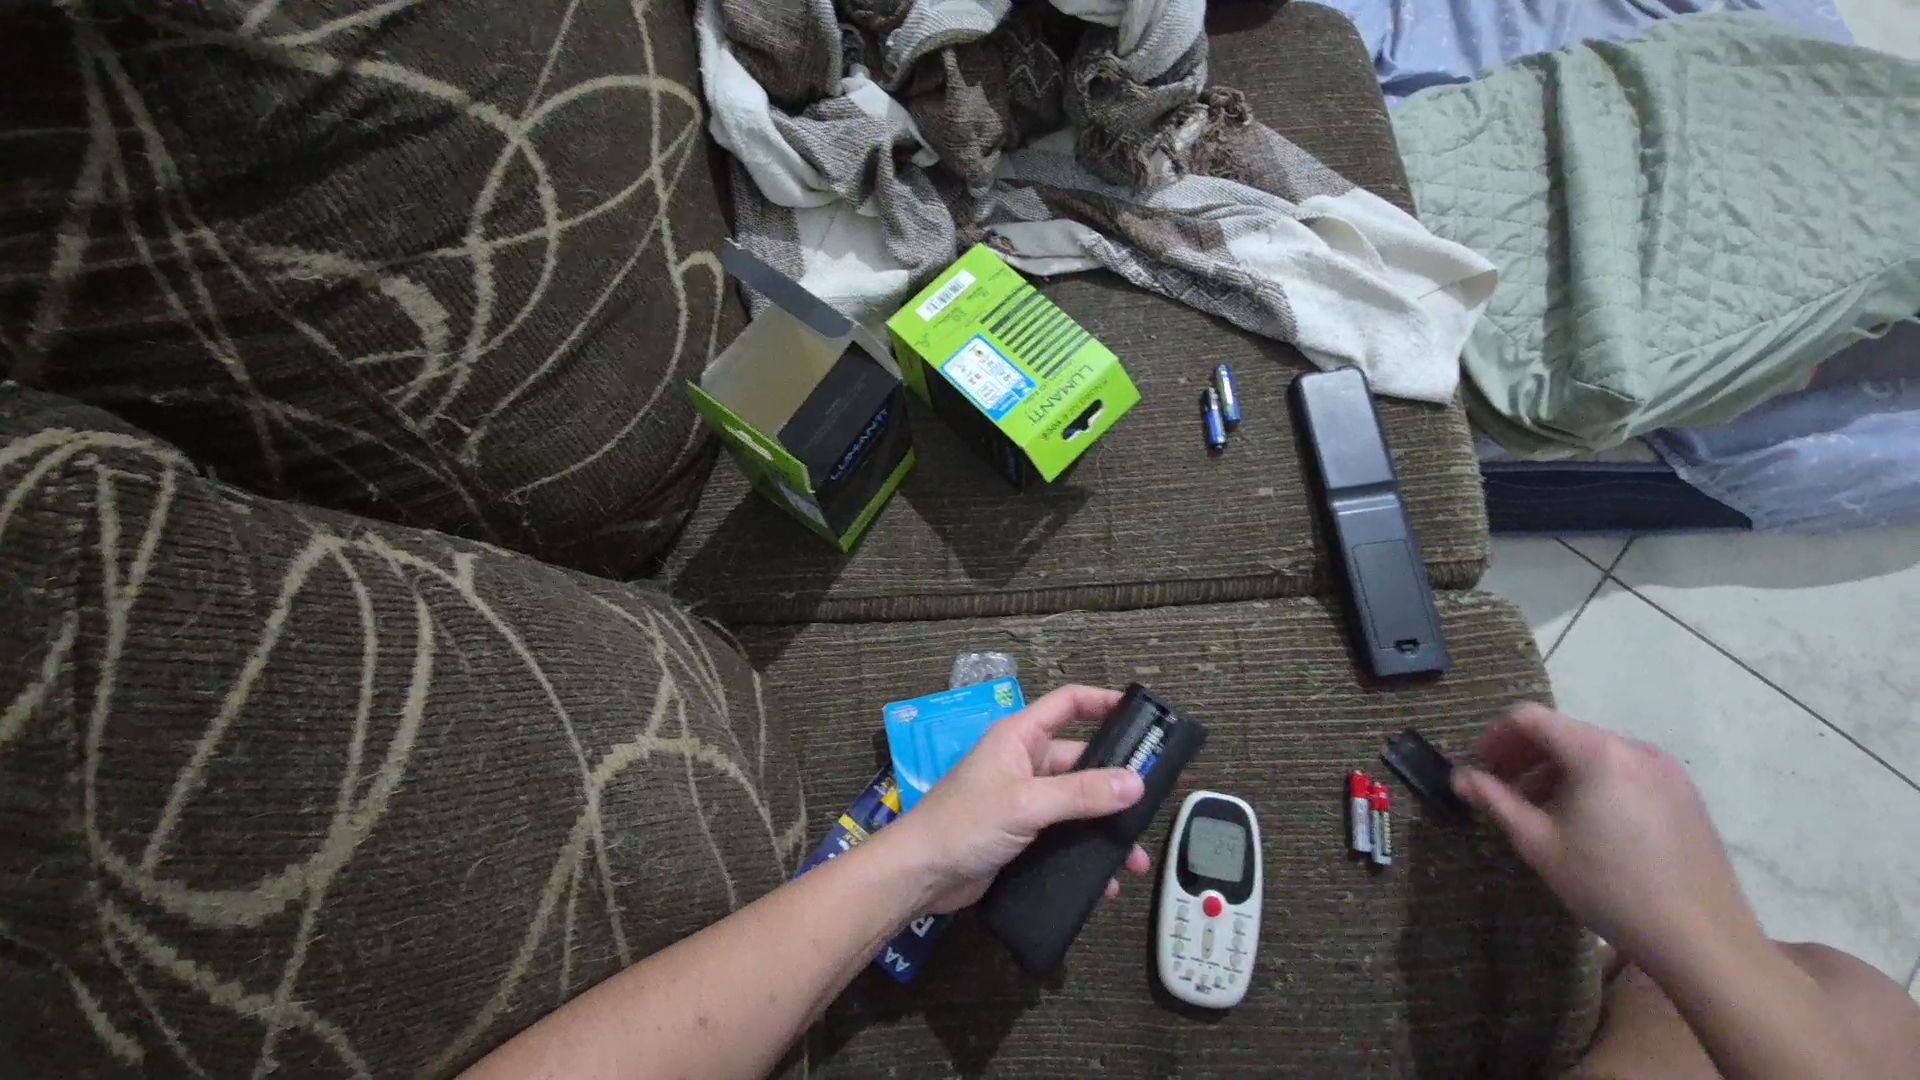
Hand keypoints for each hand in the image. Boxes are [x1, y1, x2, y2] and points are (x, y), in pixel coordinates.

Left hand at [886, 684, 1150, 914]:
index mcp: (1020, 737)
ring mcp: (1024, 800)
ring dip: (1105, 828)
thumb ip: (1080, 794)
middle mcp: (1025, 763)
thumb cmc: (963, 824)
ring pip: (1078, 805)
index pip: (1068, 704)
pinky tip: (1105, 880)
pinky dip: (1086, 854)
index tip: (1142, 715)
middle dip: (1116, 785)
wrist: (919, 875)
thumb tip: (1135, 782)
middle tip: (1153, 805)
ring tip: (1134, 860)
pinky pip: (1065, 836)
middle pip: (1082, 762)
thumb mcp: (1025, 804)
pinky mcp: (1024, 835)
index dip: (1103, 702)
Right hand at [1450, 704, 1762, 971]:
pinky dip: (1590, 781)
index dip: (1494, 736)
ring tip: (1539, 809)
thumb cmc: (1609, 886)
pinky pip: (1623, 770)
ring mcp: (1667, 772)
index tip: (1478, 767)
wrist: (1704, 941)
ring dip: (1554, 769)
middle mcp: (1634, 749)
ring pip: (1592, 752)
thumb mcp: (1537, 842)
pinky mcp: (1685, 795)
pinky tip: (1584, 822)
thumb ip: (1494, 799)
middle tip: (1500, 788)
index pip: (1529, 718)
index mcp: (1597, 753)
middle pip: (1562, 732)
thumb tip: (1458, 776)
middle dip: (1523, 755)